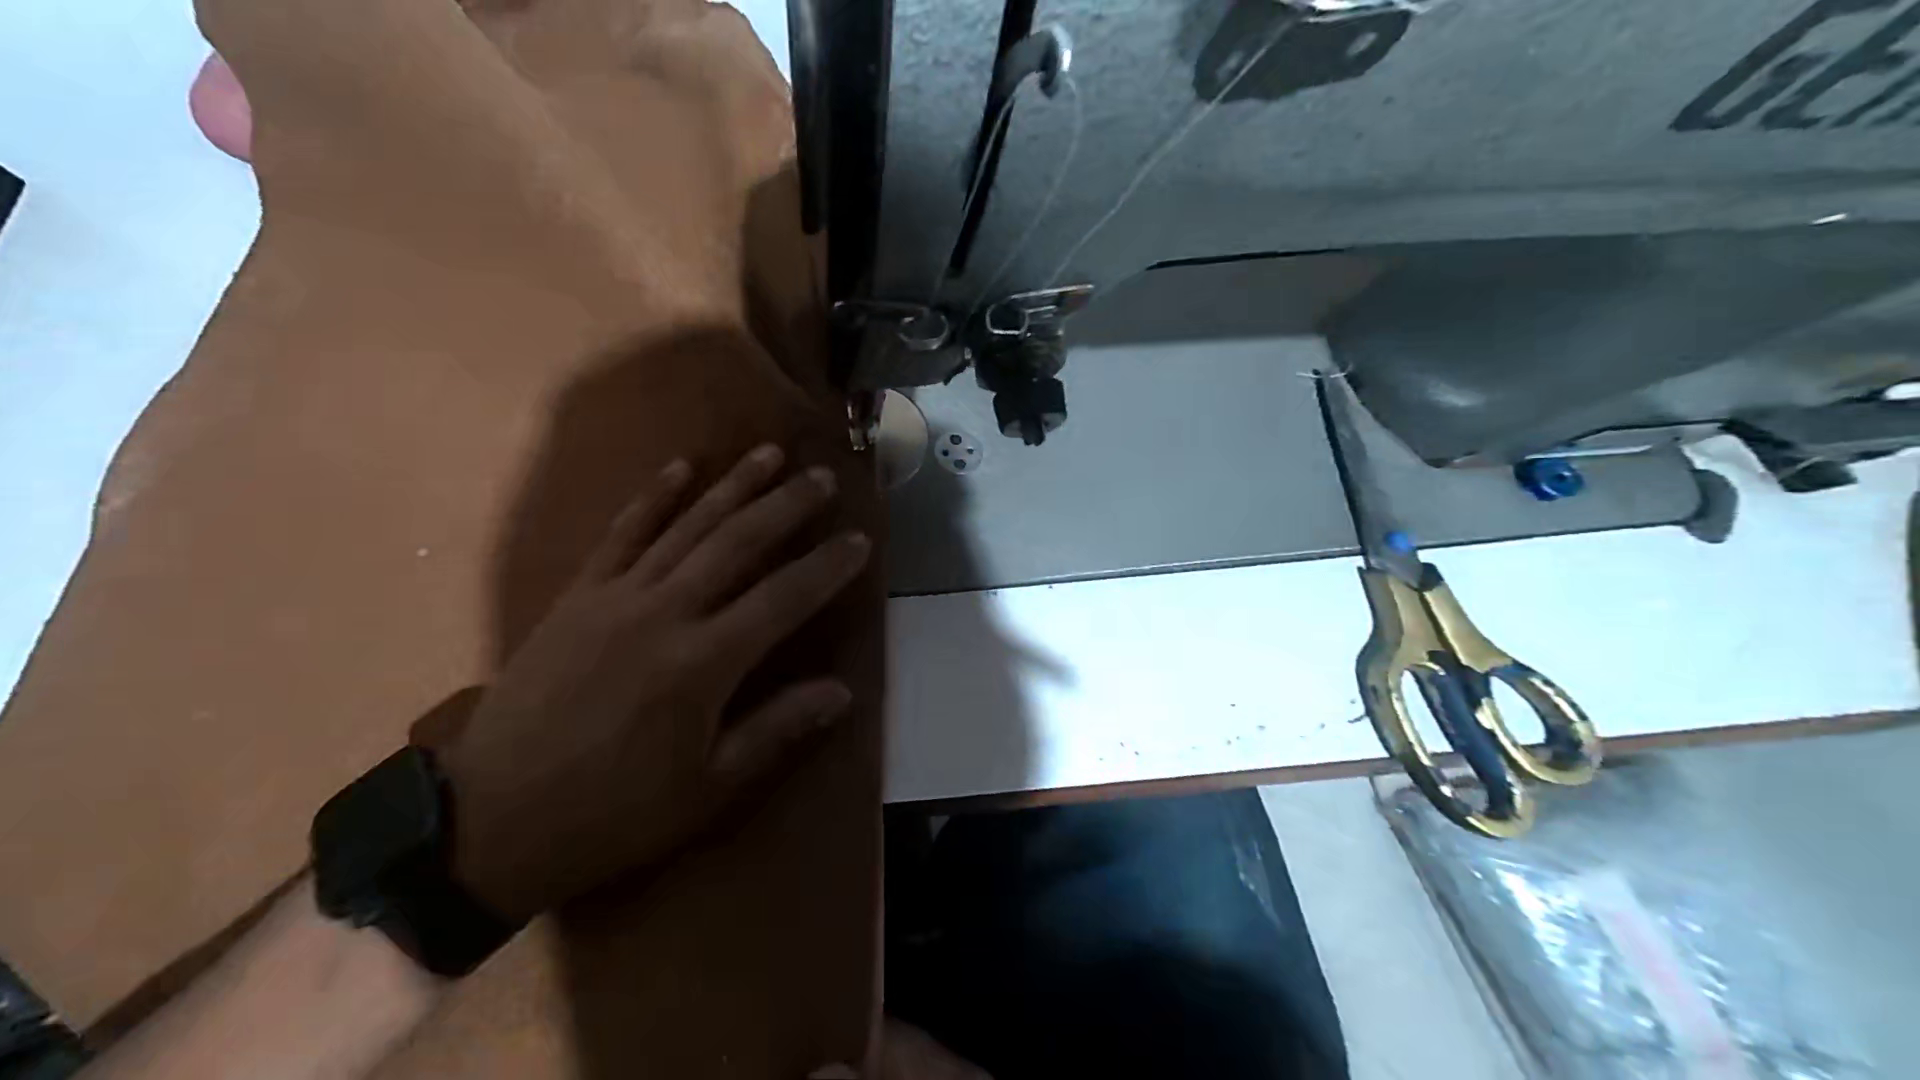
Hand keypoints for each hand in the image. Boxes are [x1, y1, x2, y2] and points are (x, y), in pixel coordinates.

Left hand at [437, 444, 871, 922]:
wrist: (491, 817)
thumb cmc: (614, 811)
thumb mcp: (708, 787)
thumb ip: (776, 729)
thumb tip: (842, 691)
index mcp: (704, 663)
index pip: (784, 599)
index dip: (827, 567)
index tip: (860, 540)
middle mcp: (666, 613)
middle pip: (739, 543)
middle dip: (787, 506)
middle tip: (823, 477)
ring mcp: (617, 596)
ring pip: (687, 526)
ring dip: (733, 486)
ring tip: (769, 454)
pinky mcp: (579, 595)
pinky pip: (622, 533)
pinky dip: (653, 497)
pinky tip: (681, 467)